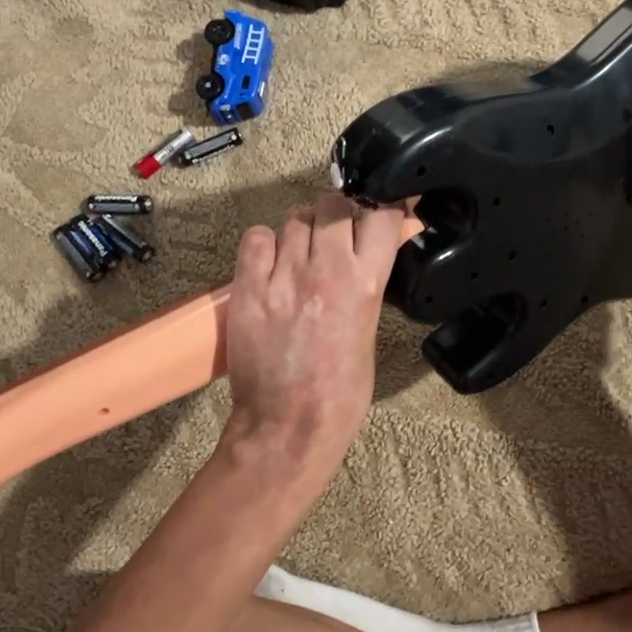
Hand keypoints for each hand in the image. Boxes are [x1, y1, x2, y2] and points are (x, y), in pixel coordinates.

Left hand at [221, 193, 406, 463]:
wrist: (288, 427)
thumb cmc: (338, 393)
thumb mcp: (370, 332)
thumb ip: (368, 286)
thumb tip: (369, 259)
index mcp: (365, 285)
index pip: (382, 214)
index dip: (383, 204)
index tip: (382, 204)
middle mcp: (325, 271)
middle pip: (333, 204)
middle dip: (336, 213)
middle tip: (333, 234)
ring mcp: (283, 277)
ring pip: (294, 218)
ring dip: (300, 230)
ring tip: (299, 256)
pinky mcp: (248, 288)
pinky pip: (256, 238)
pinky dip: (264, 245)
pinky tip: (269, 265)